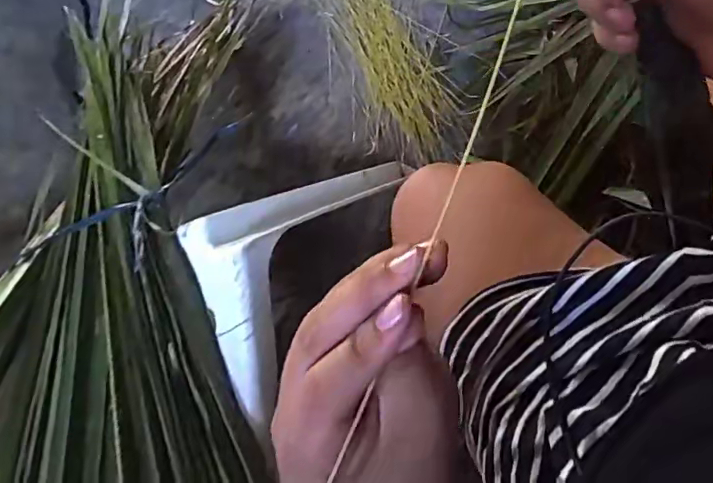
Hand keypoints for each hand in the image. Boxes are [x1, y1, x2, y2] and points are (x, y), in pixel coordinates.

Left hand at [272, 242, 461, 482]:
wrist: (392, 478)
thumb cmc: (408, 466)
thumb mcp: (418, 431)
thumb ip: (407, 372)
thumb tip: (408, 311)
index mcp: (308, 435)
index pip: (329, 380)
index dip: (368, 340)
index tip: (407, 306)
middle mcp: (293, 396)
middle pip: (320, 331)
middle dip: (369, 289)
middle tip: (415, 258)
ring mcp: (306, 365)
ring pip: (331, 309)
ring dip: (376, 275)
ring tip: (420, 252)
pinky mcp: (329, 343)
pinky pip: (346, 305)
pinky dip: (377, 280)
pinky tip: (408, 262)